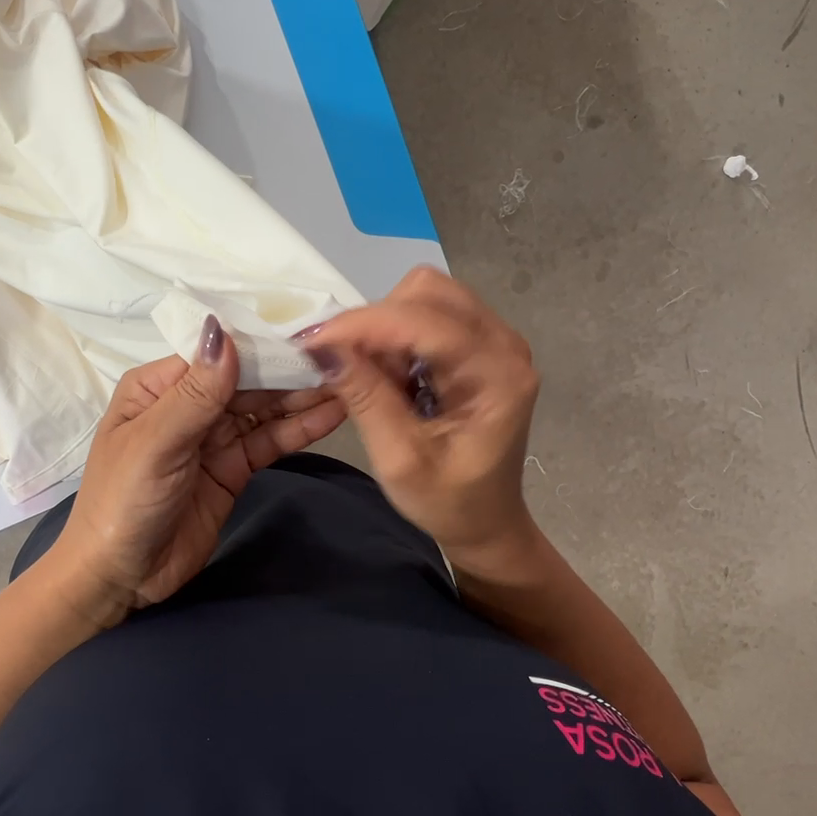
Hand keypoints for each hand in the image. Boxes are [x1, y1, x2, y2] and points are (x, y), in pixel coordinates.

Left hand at [53, 316, 347, 614]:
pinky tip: (332, 414)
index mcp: (156, 388)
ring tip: (348, 382)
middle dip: (287, 370)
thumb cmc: (123, 502)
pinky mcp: (232, 470)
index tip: (305, 333)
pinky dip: (298, 429)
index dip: (259, 344)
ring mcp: (212, 439)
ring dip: (300, 397)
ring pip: (262, 408)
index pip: (215, 355)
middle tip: (341, 360)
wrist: (120, 577)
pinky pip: (268, 441)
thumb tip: (224, 331)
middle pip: (244, 379)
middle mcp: (186, 405)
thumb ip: (195, 394)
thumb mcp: (155, 444)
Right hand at [299, 267, 540, 580]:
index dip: (364, 325)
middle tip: (347, 369)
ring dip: (384, 331)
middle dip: (375, 324)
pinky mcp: (478, 344)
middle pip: (427, 292)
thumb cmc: (448, 502)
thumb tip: (322, 348)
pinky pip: (427, 315)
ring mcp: (494, 340)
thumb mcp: (399, 460)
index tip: (312, 343)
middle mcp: (504, 344)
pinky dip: (395, 338)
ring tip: (374, 380)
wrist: (486, 522)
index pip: (425, 322)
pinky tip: (391, 379)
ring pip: (424, 297)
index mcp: (497, 376)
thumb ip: (365, 398)